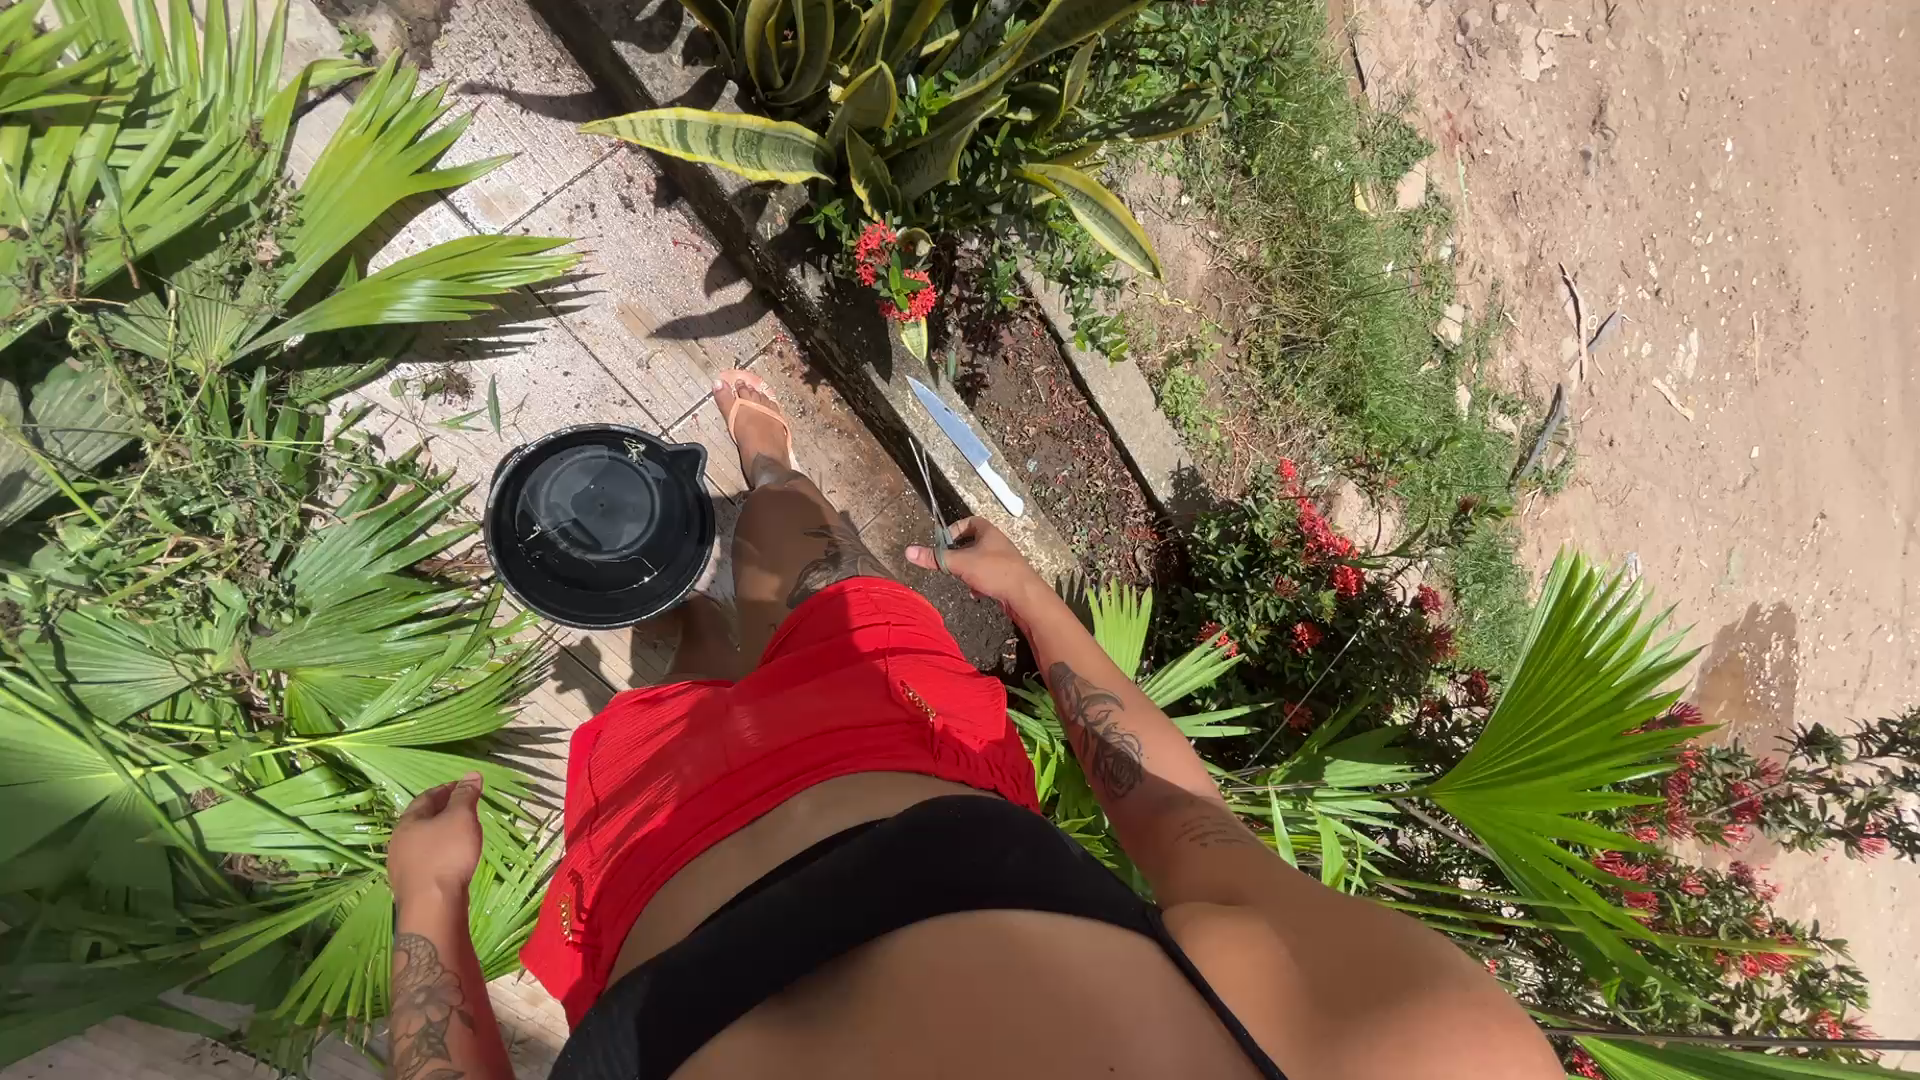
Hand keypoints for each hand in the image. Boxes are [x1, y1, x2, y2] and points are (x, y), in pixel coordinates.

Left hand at [388, 772, 483, 908]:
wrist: (432, 904)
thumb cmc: (447, 854)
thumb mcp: (461, 817)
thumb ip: (466, 795)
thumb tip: (471, 774)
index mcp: (408, 823)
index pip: (427, 796)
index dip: (448, 788)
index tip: (468, 786)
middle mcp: (399, 841)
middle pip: (423, 818)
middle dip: (445, 809)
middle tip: (469, 806)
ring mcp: (402, 864)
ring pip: (424, 839)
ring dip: (443, 830)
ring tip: (465, 830)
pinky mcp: (411, 881)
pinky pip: (427, 856)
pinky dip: (442, 849)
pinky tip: (455, 855)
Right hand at [906, 516, 1045, 610]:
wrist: (1024, 594)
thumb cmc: (994, 571)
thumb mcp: (960, 563)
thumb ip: (935, 558)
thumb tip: (908, 551)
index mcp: (988, 531)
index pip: (969, 521)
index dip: (954, 530)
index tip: (944, 543)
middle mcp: (997, 542)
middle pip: (972, 542)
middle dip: (959, 554)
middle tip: (950, 563)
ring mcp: (1003, 559)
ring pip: (978, 561)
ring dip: (968, 570)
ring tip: (963, 580)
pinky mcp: (1006, 576)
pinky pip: (987, 575)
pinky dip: (978, 582)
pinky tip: (976, 593)